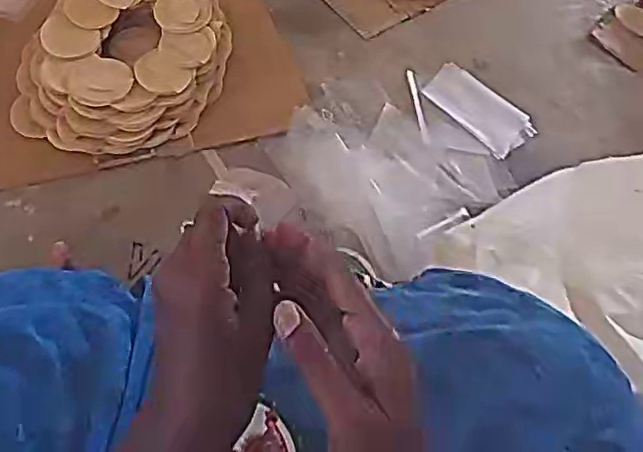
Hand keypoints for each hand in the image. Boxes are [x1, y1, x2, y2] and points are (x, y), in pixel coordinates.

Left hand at [120, 197, 274, 450]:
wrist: (185, 420)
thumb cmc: (228, 375)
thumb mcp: (258, 319)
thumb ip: (258, 266)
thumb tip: (254, 234)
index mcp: (198, 268)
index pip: (212, 209)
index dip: (238, 208)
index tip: (259, 230)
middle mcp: (174, 265)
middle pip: (203, 224)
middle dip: (233, 232)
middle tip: (260, 260)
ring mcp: (163, 279)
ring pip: (196, 241)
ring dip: (222, 249)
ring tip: (249, 281)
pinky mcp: (162, 294)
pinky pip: (188, 261)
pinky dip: (210, 264)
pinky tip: (230, 295)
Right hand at [267, 224, 421, 451]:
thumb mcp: (348, 413)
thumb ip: (316, 360)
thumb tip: (284, 307)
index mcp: (378, 340)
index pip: (341, 279)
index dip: (309, 250)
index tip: (279, 229)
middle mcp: (373, 338)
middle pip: (334, 285)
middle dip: (299, 258)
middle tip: (264, 240)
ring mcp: (365, 354)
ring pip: (328, 303)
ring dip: (298, 278)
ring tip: (266, 260)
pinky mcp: (355, 370)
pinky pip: (325, 325)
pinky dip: (301, 307)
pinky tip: (280, 301)